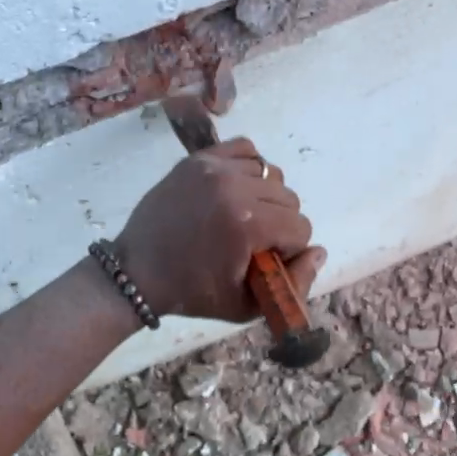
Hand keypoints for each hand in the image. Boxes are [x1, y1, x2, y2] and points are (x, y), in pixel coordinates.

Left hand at [114, 138, 324, 322]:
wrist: (137, 271)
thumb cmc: (192, 293)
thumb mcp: (245, 305)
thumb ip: (292, 283)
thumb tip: (319, 251)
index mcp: (247, 224)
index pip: (300, 227)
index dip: (288, 249)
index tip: (264, 260)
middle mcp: (234, 188)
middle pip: (289, 198)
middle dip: (279, 223)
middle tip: (252, 242)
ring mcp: (214, 168)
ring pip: (270, 173)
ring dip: (265, 196)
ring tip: (241, 217)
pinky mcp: (198, 159)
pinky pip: (246, 150)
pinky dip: (249, 169)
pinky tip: (236, 191)